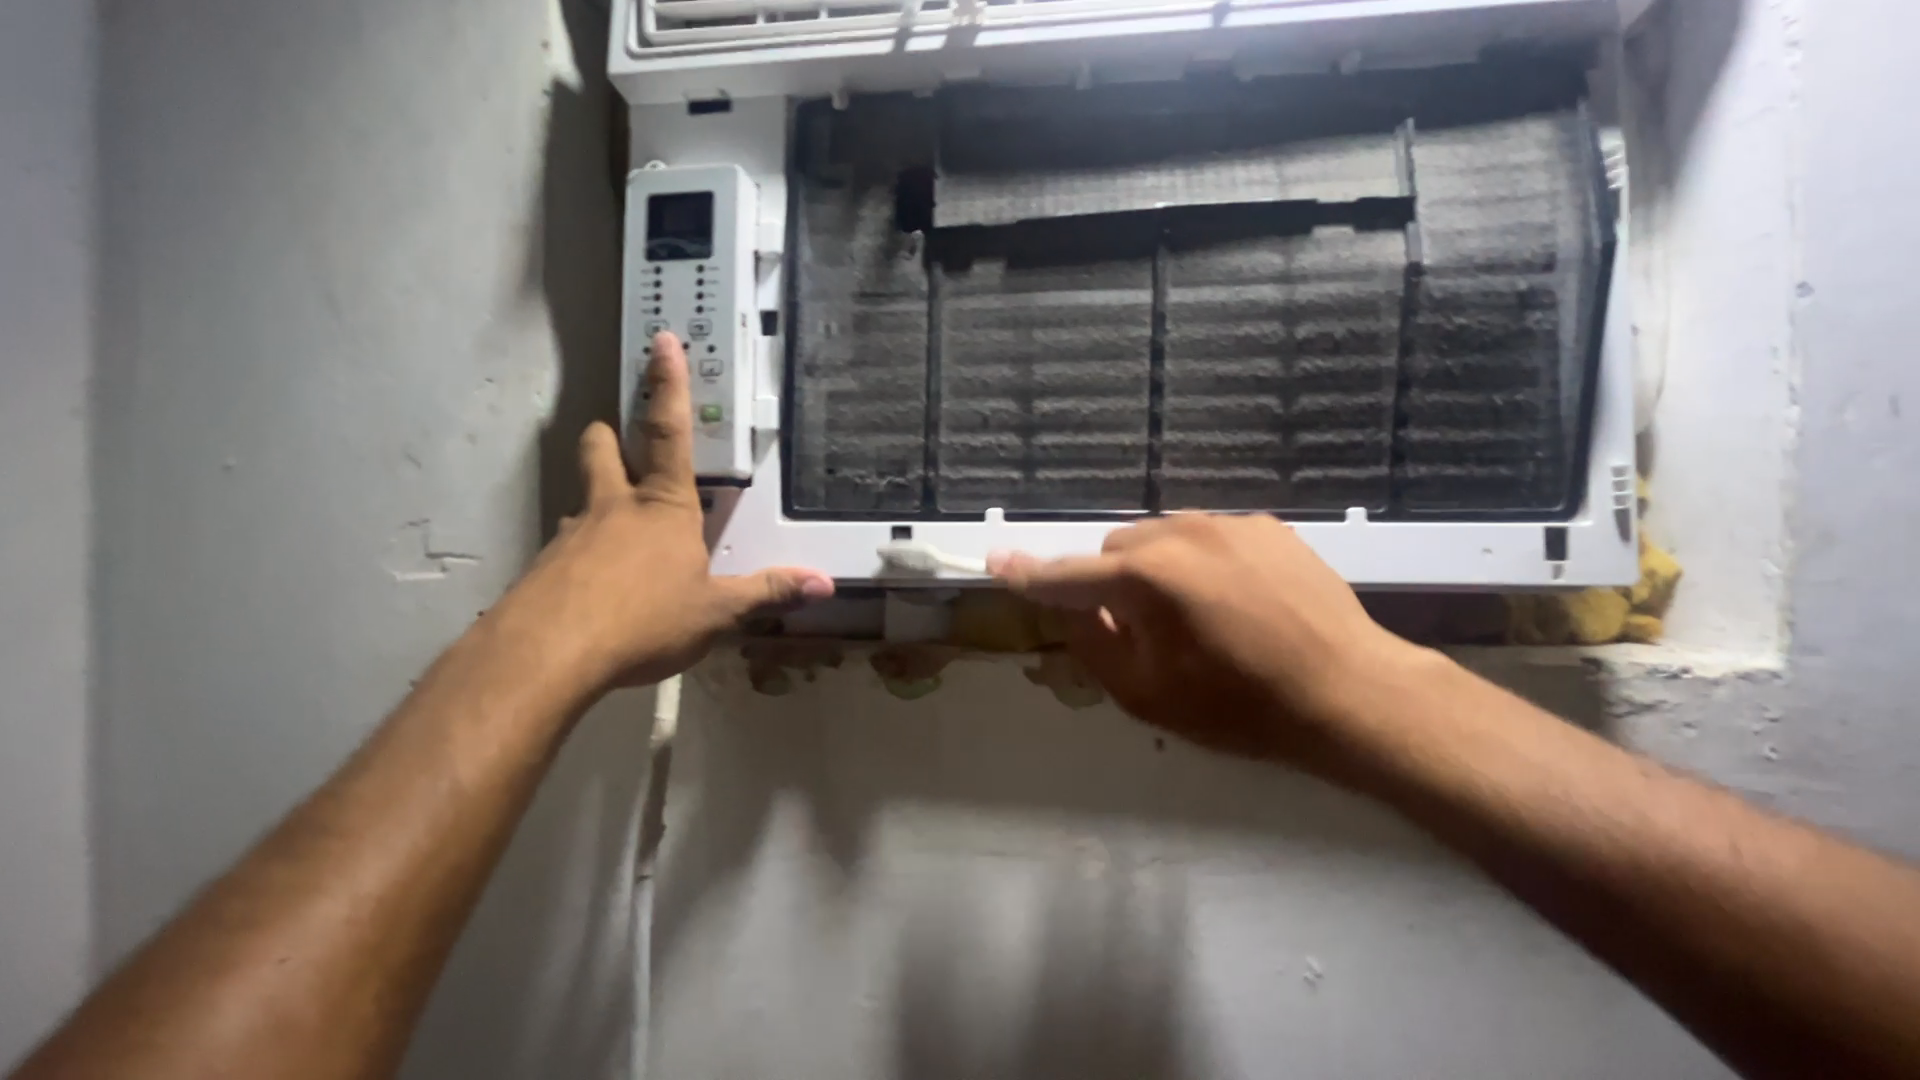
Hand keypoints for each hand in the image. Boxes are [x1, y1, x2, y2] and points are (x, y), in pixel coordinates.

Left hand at [488, 333, 832, 693]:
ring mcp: (574, 535)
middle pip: (602, 450)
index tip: (661, 340)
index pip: (670, 433)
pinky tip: (591, 592)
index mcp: (665, 508)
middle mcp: (615, 508)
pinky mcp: (544, 568)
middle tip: (612, 436)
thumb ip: (768, 593)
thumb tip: (826, 584)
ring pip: (582, 500)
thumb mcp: (717, 611)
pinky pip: (566, 549)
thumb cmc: (647, 620)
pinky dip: (580, 557)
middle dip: (608, 437)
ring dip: (597, 504)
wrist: (550, 653)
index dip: (668, 385)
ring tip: (613, 538)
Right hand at [990, 515, 1427, 769]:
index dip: (1027, 573)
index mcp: (1143, 578)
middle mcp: (1178, 533)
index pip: (1067, 575)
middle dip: (1115, 584)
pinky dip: (1202, 563)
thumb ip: (1095, 643)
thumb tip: (1076, 607)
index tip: (996, 560)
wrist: (1350, 693)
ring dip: (1159, 570)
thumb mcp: (1147, 694)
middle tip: (1145, 632)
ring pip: (1162, 538)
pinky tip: (1238, 602)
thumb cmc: (1239, 707)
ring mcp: (1227, 523)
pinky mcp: (1266, 526)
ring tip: (1199, 618)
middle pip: (1116, 550)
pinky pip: (1208, 538)